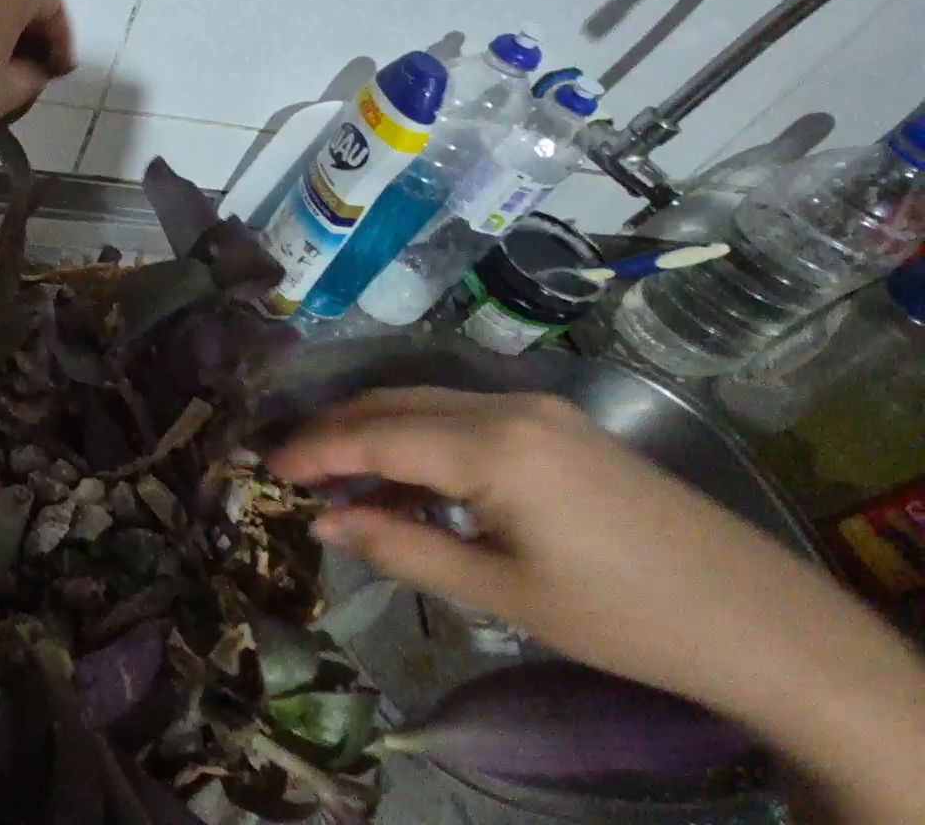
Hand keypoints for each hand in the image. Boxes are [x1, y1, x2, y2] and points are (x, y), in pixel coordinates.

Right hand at [265, 387, 841, 705]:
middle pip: (392, 403)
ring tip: (332, 477)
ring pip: (424, 403)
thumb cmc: (623, 618)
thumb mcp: (498, 593)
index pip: (374, 434)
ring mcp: (538, 410)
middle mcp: (510, 408)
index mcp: (493, 447)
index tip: (263, 466)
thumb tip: (322, 523)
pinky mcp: (557, 425)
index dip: (313, 450)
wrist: (766, 624)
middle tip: (287, 467)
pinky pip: (461, 417)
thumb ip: (401, 548)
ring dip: (371, 433)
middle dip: (333, 431)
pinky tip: (401, 479)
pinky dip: (415, 439)